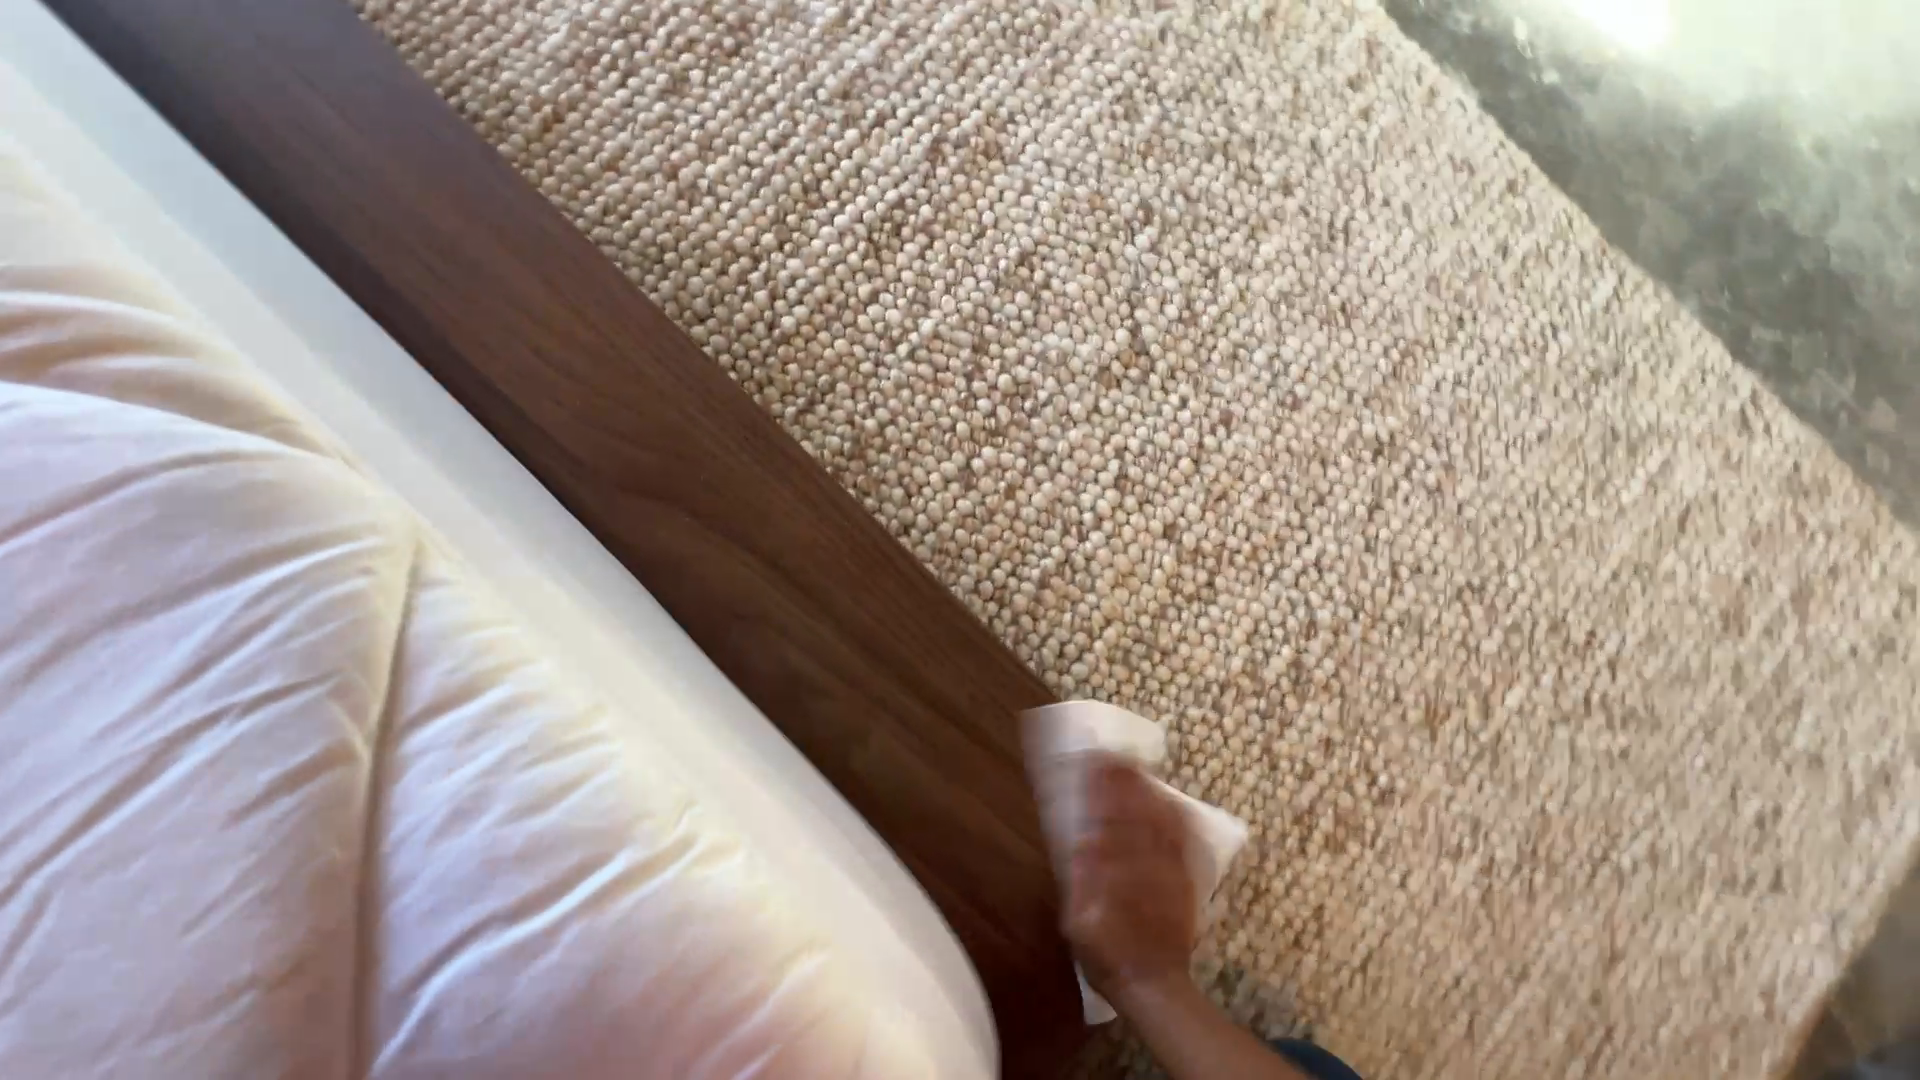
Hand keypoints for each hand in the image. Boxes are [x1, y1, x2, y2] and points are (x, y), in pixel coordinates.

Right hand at [1062, 758, 1197, 1002]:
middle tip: (1112, 753)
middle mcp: (1144, 865)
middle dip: (1122, 780)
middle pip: (1134, 812)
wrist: (1154, 984)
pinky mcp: (1185, 879)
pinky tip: (1168, 800)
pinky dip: (1174, 815)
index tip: (1091, 762)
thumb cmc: (1106, 955)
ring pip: (1159, 820)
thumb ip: (1081, 882)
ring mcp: (1168, 871)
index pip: (1106, 818)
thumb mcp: (1078, 924)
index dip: (1100, 788)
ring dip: (1146, 790)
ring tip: (1135, 765)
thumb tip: (1083, 841)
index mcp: (1114, 873)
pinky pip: (1182, 840)